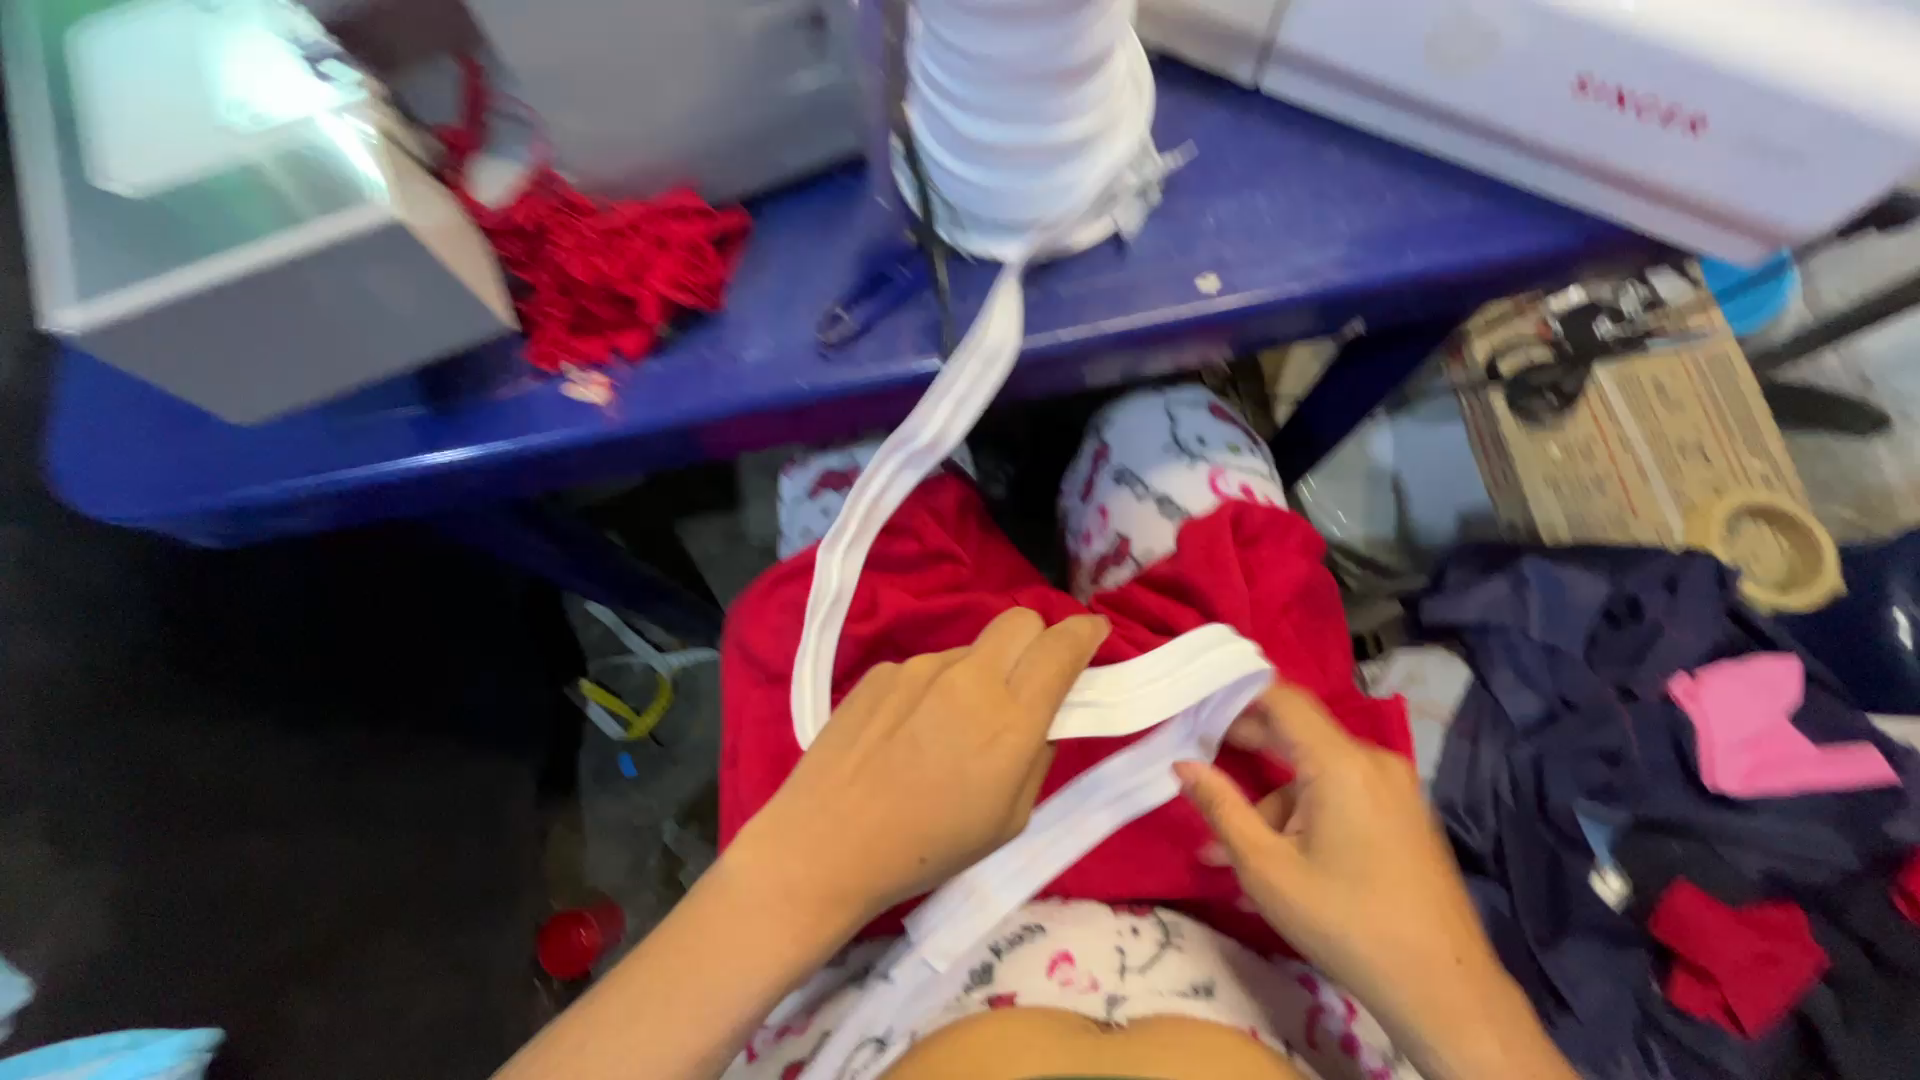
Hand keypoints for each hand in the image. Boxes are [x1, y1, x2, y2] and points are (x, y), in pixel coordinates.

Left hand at [736, 608, 1109, 924]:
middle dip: (1037, 641)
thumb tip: (1047, 717)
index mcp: (1009, 721)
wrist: (826, 844)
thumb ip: (1038, 756)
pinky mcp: (882, 671)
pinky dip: (935, 690)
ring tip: (948, 732)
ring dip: (979, 675)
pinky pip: (927, 668)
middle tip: (1027, 683)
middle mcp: (967, 679)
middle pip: (1020, 621)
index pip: (1062, 647)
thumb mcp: (1008, 820)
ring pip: (970, 650)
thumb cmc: (927, 848)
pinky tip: (907, 734)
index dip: (1086, 634)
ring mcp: (918, 668)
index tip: (1094, 637)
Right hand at [1176, 685, 1576, 1079]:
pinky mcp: (1405, 815)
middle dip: (1246, 750)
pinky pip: (1343, 793)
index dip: (1235, 696)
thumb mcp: (1265, 868)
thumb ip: (1220, 807)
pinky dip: (1306, 811)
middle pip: (1298, 732)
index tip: (1195, 709)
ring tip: (1236, 851)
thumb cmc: (1344, 921)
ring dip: (1273, 800)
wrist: (1443, 989)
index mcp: (1340, 763)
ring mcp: (1396, 788)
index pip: (1281, 698)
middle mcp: (1373, 761)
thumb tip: (1182, 765)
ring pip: (1316, 773)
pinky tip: (1284, 858)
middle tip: (1200, 768)